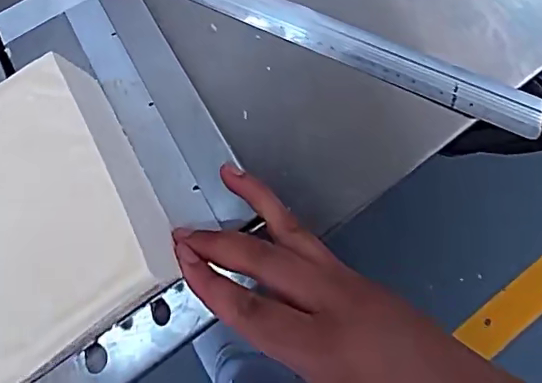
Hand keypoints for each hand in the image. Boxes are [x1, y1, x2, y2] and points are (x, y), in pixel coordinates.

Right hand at [175, 166, 517, 382]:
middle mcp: (334, 304)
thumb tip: (249, 338)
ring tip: (228, 177)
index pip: (250, 309)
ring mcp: (347, 282)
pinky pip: (310, 236)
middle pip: (261, 260)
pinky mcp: (357, 275)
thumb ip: (287, 364)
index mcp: (326, 347)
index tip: (185, 265)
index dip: (210, 285)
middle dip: (216, 244)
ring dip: (253, 202)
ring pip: (290, 231)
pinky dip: (283, 215)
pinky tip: (270, 208)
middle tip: (184, 235)